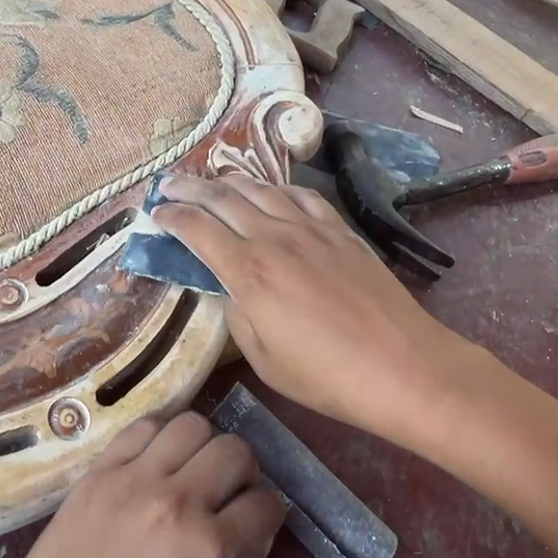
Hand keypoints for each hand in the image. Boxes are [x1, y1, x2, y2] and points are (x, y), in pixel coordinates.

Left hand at [0, 413, 284, 557]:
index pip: (265, 507)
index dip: (268, 515)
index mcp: (208, 551)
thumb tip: (254, 540)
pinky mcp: (100, 469)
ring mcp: (134, 479)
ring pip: (192, 424)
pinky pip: (142, 426)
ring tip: (195, 467)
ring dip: (203, 445)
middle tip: (231, 490)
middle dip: (244, 471)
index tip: (259, 520)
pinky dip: (158, 436)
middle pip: (235, 451)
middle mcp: (177, 502)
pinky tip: (157, 458)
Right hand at [153, 174, 488, 443]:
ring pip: (260, 189)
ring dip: (229, 181)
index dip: (170, 217)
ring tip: (212, 181)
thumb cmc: (326, 377)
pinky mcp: (339, 230)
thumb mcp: (264, 360)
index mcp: (248, 272)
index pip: (197, 229)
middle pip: (222, 198)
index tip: (154, 214)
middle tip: (169, 184)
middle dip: (189, 188)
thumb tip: (230, 288)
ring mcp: (310, 228)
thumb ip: (237, 315)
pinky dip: (277, 188)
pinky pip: (301, 195)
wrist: (402, 366)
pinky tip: (270, 191)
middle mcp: (274, 238)